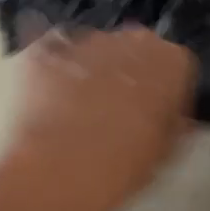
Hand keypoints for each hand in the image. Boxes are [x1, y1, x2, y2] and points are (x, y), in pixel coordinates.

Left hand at [10, 28, 197, 198]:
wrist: (55, 170)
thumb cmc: (122, 164)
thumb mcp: (164, 150)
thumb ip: (170, 123)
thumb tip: (170, 120)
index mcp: (173, 61)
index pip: (173, 69)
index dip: (160, 95)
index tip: (150, 119)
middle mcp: (133, 39)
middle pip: (131, 52)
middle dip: (120, 78)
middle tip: (107, 118)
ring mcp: (83, 42)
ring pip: (87, 54)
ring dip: (81, 77)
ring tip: (65, 120)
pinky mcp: (38, 53)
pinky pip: (45, 62)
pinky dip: (43, 79)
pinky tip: (36, 111)